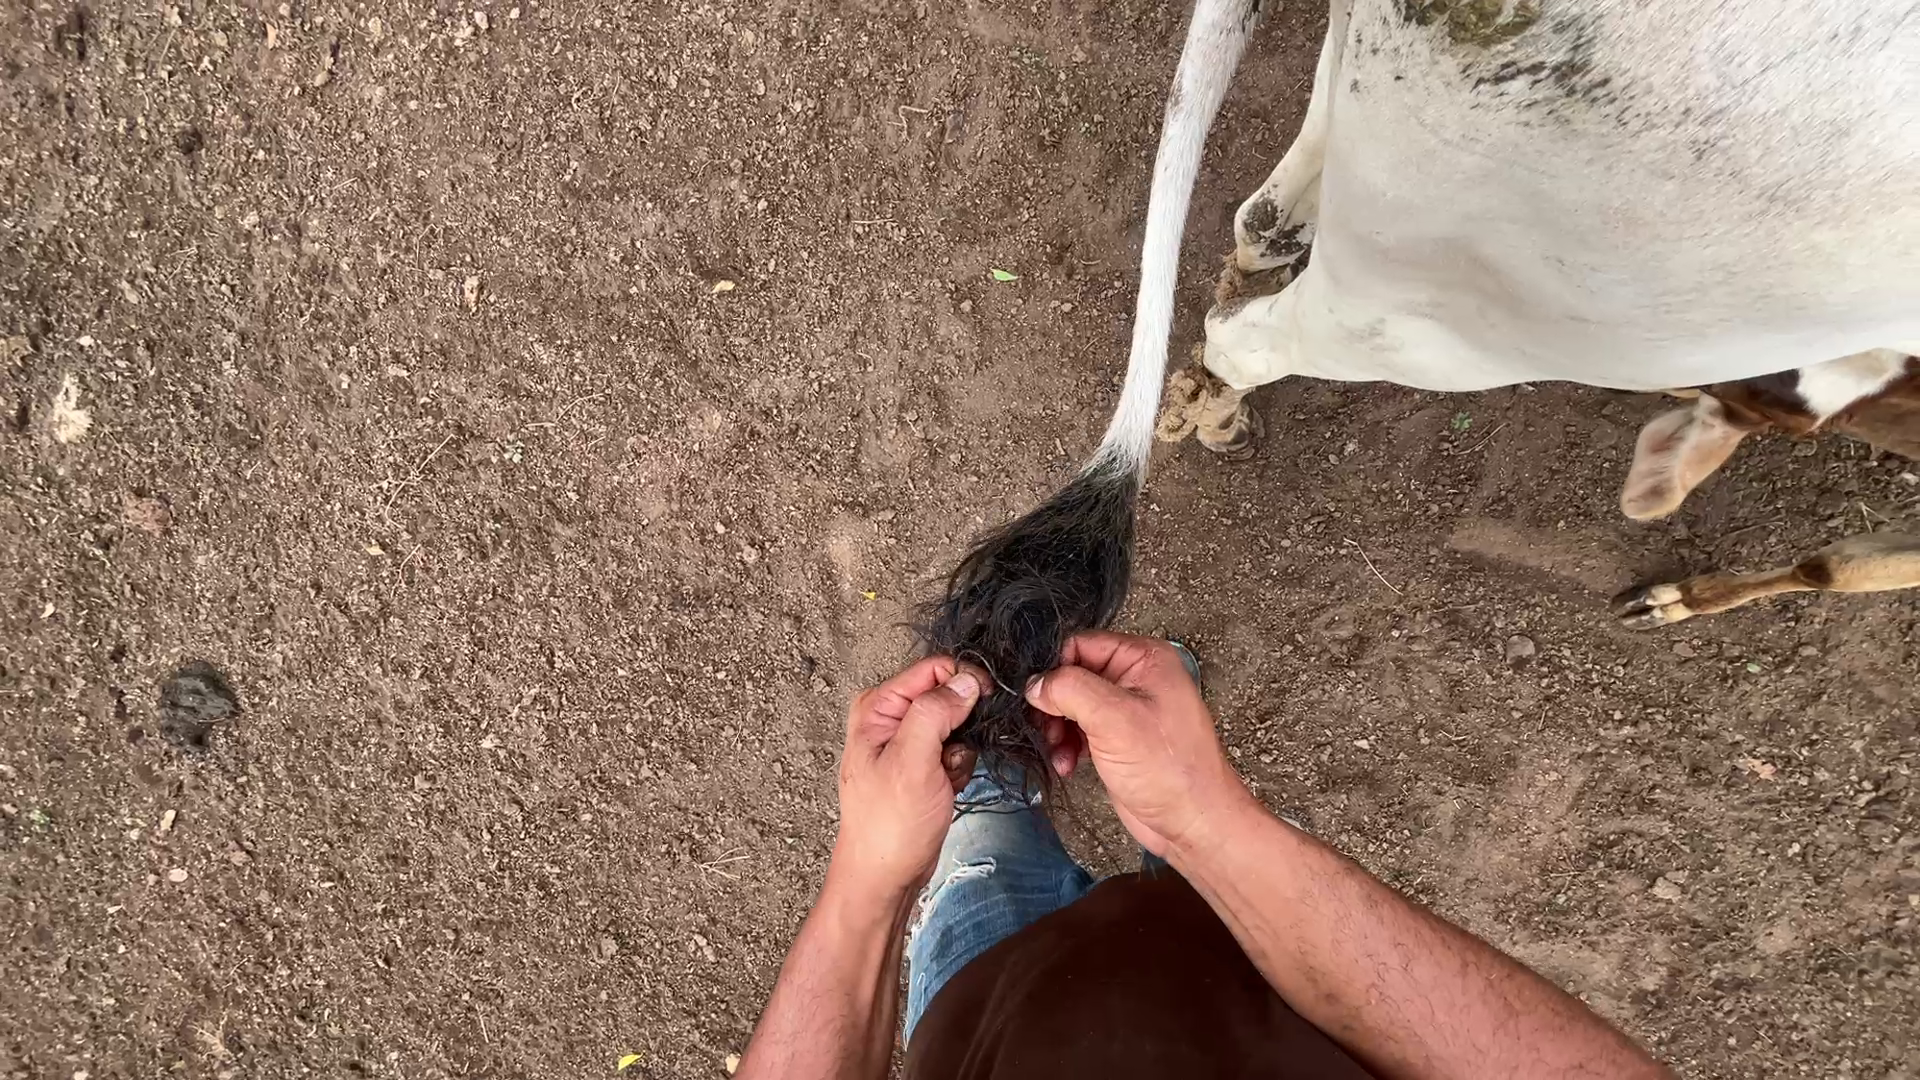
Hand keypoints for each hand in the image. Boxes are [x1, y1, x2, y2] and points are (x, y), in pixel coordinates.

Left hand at [831, 656, 986, 896]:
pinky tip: (947, 787)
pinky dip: (960, 766)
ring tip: (946, 776)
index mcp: (879, 705)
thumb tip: (967, 680)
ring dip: (962, 750)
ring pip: (958, 723)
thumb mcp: (911, 760)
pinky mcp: (924, 762)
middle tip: (953, 755)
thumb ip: (935, 712)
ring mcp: (908, 740)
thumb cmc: (890, 823)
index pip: (933, 669)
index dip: (964, 680)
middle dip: (963, 723)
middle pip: (948, 694)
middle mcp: (891, 716)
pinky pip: (957, 748)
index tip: (986, 703)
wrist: (886, 878)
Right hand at [1025, 631, 1252, 858]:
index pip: (1082, 644)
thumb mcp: (1114, 719)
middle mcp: (1136, 678)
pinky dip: (1066, 744)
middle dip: (1055, 704)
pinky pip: (1079, 729)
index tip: (1040, 696)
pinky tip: (1067, 763)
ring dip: (1057, 728)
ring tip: (1057, 750)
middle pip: (1073, 675)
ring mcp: (1127, 709)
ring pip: (1071, 704)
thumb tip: (1036, 684)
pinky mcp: (1117, 737)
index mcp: (1144, 659)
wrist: (1192, 826)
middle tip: (1046, 727)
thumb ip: (1069, 690)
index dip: (1056, 669)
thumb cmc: (1171, 771)